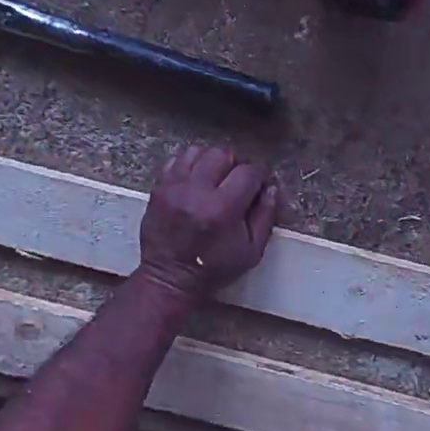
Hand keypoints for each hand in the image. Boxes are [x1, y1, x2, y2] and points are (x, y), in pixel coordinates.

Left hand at [136, 145, 279, 303]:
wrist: (169, 278)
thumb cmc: (214, 268)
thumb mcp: (251, 251)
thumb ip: (265, 216)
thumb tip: (271, 188)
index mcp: (223, 209)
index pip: (248, 172)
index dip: (260, 174)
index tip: (261, 182)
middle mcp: (196, 192)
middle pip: (222, 154)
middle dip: (236, 164)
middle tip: (237, 179)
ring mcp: (173, 188)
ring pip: (197, 151)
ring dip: (211, 160)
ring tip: (215, 177)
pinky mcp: (158, 189)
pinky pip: (175, 161)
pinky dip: (189, 165)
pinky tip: (195, 180)